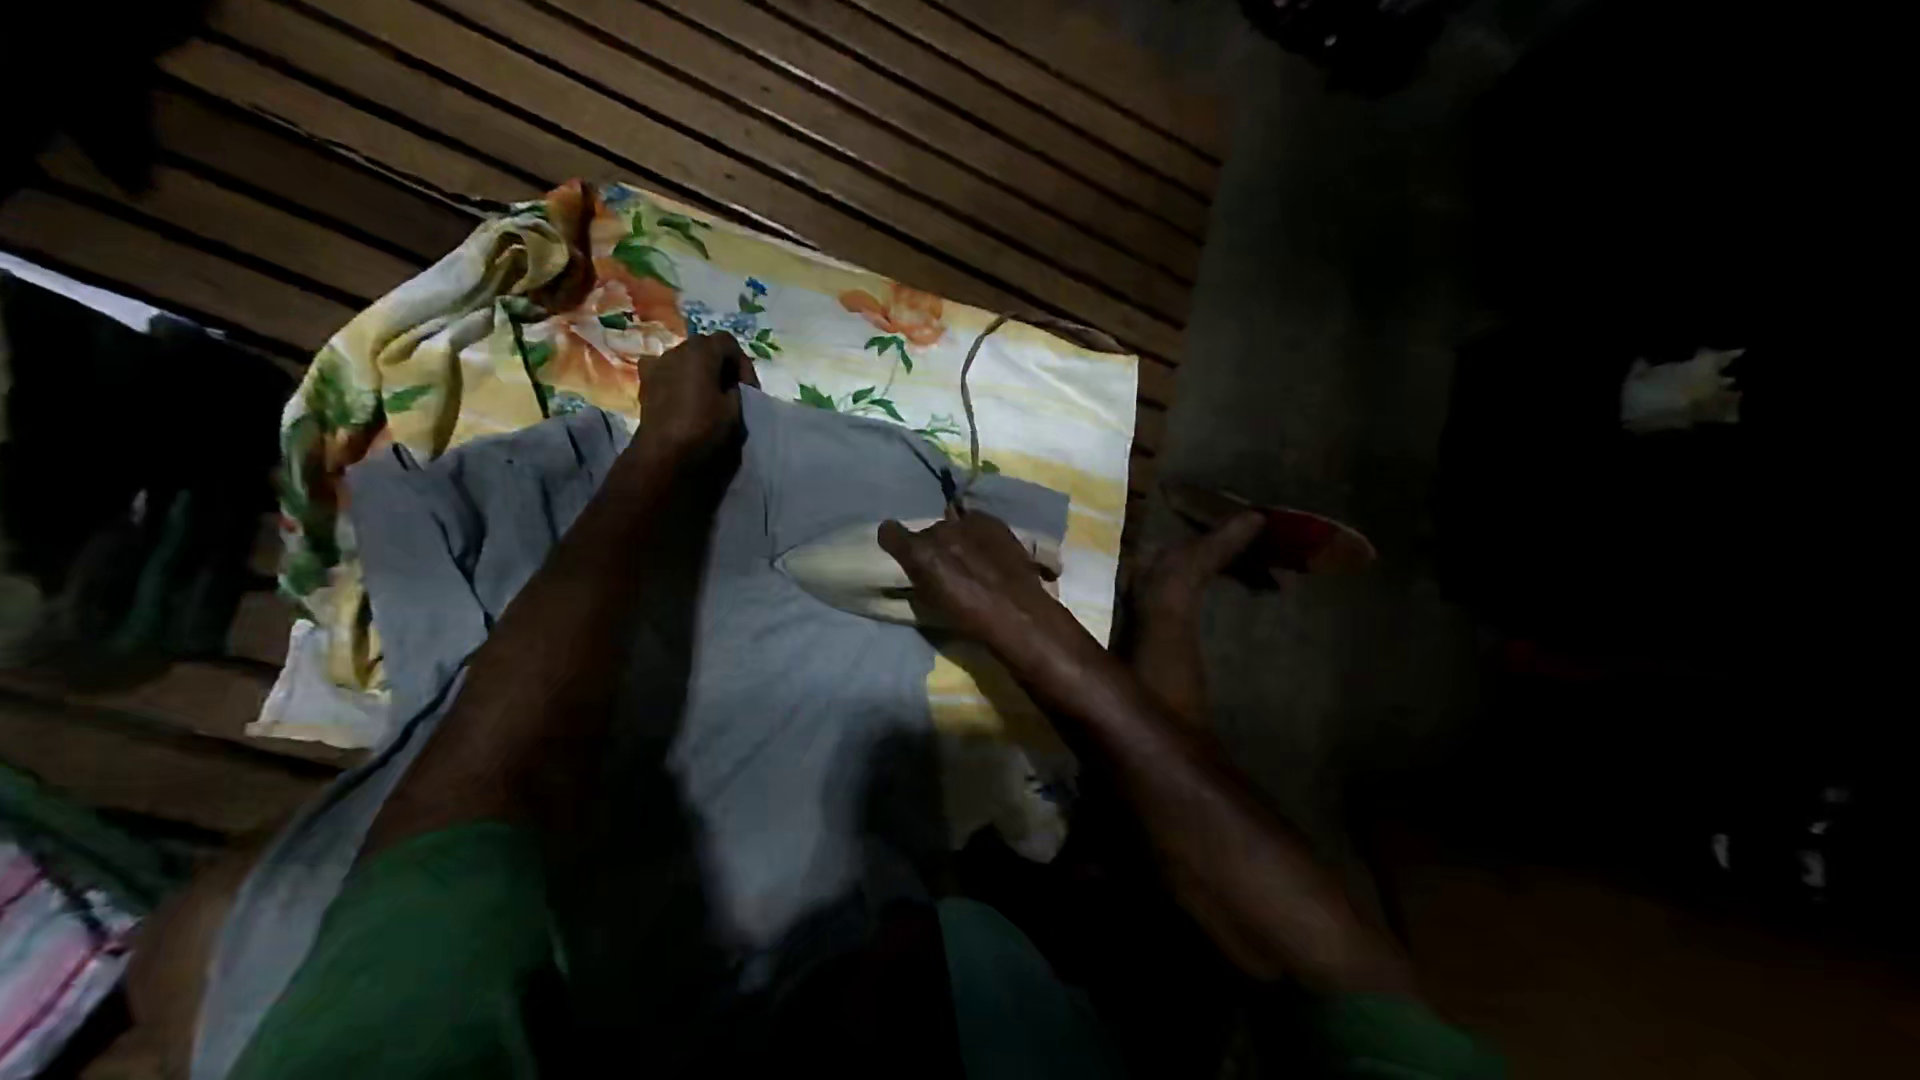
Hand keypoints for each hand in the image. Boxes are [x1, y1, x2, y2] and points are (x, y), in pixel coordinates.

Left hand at [633, 333, 758, 464]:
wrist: (664, 453)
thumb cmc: (704, 428)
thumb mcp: (734, 409)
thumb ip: (735, 388)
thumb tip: (728, 385)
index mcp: (701, 352)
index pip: (728, 342)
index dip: (742, 363)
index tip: (748, 388)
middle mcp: (676, 350)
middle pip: (705, 346)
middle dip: (721, 363)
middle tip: (732, 388)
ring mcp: (657, 364)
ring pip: (685, 357)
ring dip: (700, 369)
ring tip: (708, 393)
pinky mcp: (646, 381)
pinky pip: (666, 369)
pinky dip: (677, 376)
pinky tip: (682, 393)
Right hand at [878, 510, 1092, 671]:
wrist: (1018, 615)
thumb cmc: (968, 618)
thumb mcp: (929, 603)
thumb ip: (915, 577)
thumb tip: (909, 566)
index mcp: (920, 552)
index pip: (891, 533)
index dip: (894, 542)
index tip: (899, 552)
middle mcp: (941, 529)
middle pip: (928, 530)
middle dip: (932, 543)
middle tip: (942, 564)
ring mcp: (970, 522)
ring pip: (953, 524)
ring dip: (956, 537)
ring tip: (968, 558)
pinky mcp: (995, 523)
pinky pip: (976, 522)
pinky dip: (977, 534)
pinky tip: (987, 552)